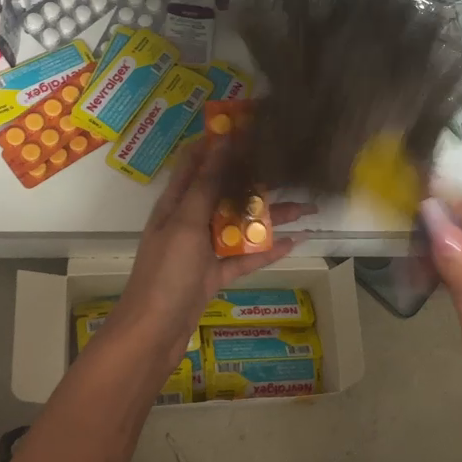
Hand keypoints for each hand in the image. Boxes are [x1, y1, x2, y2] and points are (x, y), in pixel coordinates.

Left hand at [110, 143, 314, 364]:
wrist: (153, 334)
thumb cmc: (165, 274)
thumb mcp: (185, 224)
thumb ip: (206, 185)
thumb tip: (221, 142)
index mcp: (175, 204)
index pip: (196, 163)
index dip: (220, 144)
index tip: (251, 127)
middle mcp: (189, 222)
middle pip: (226, 193)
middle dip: (257, 181)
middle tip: (293, 168)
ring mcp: (202, 250)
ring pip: (240, 226)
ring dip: (271, 216)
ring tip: (308, 207)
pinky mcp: (214, 276)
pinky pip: (244, 258)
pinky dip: (266, 250)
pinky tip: (294, 242)